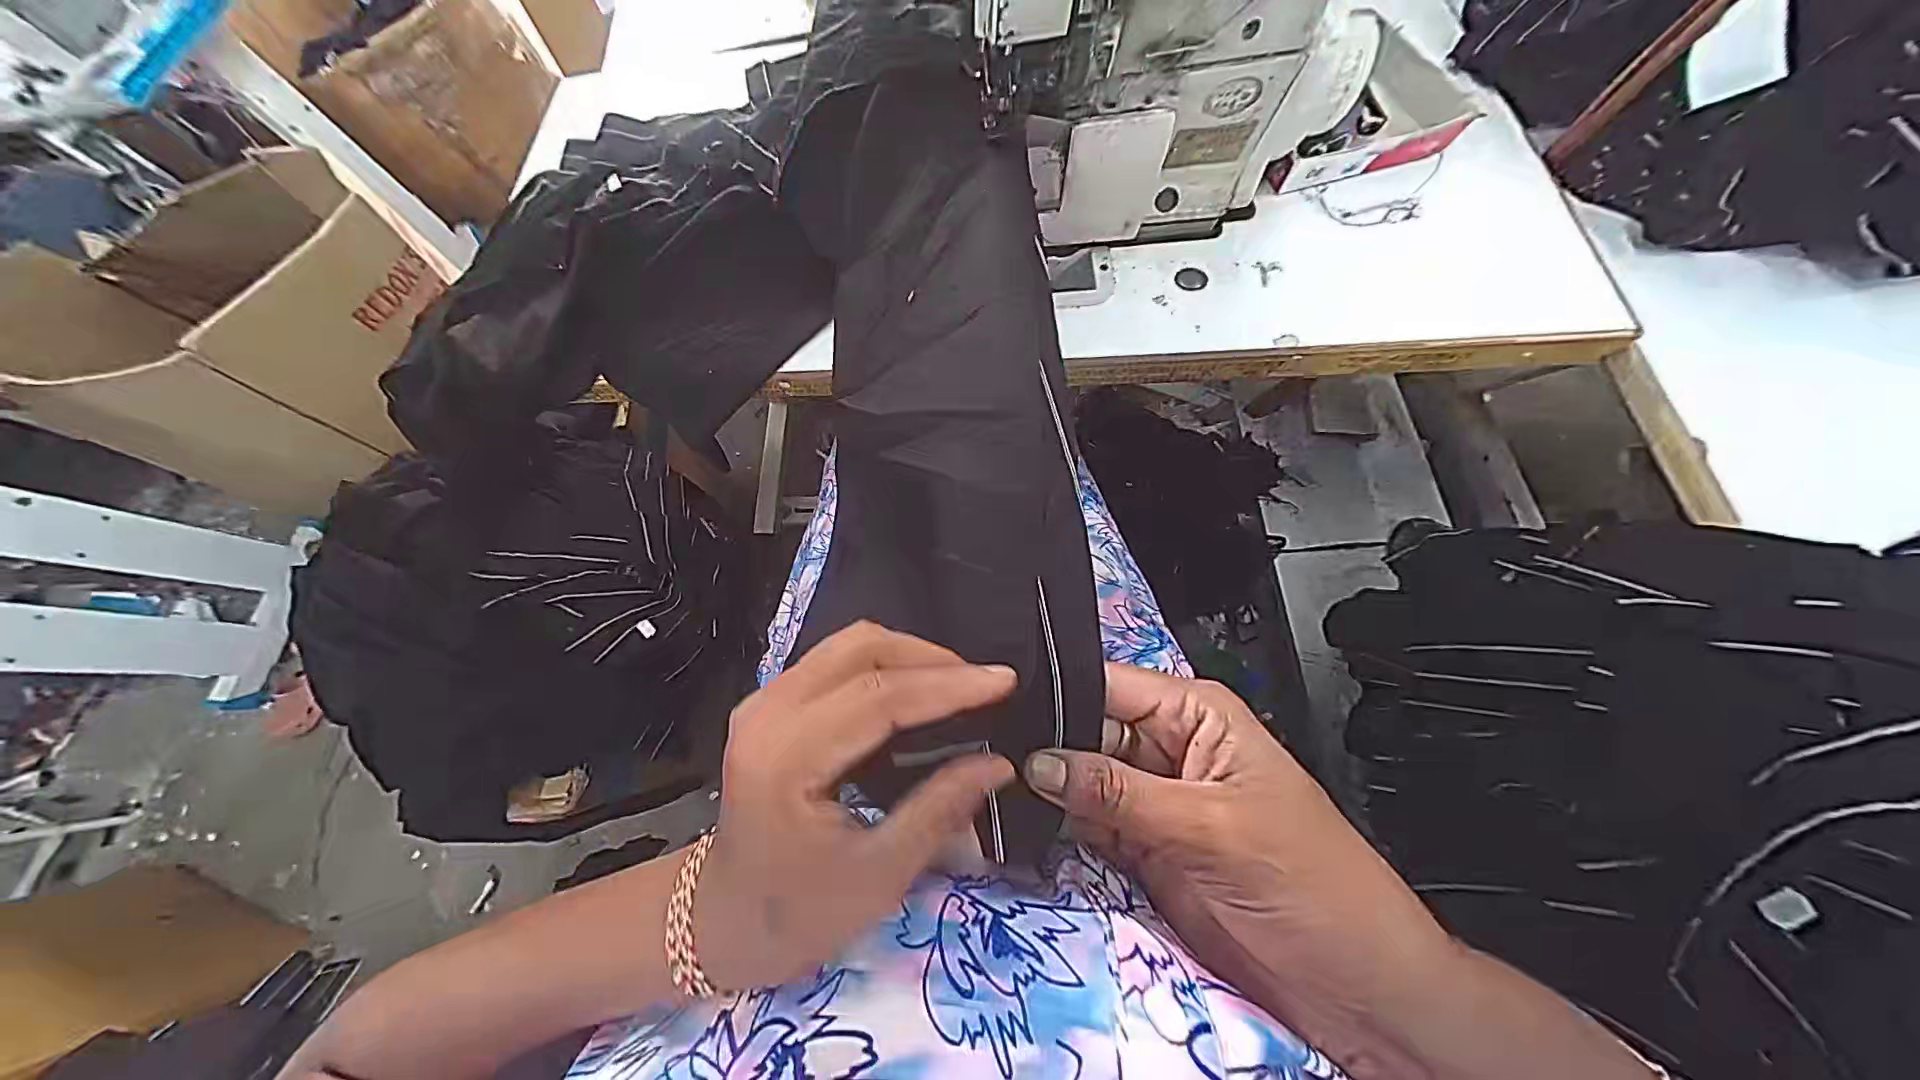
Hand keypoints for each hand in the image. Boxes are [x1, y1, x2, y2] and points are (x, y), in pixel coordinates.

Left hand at [694, 621, 1017, 991]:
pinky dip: (884, 665)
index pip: (879, 697)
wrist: (724, 920)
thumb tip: (998, 764)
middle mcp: (767, 714)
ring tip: (957, 685)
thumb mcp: (878, 875)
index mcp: (786, 758)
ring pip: (849, 645)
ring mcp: (763, 702)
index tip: (1002, 682)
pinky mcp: (770, 703)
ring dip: (910, 656)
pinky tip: (915, 690)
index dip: (948, 685)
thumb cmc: (797, 912)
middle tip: (982, 685)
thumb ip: (940, 809)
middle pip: (862, 650)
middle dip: (932, 660)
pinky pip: (836, 660)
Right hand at [1024, 662, 1455, 1072]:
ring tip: (996, 792)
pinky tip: (1022, 826)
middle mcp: (1167, 748)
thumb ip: (1119, 793)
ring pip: (1080, 780)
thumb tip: (1040, 762)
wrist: (1356, 988)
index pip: (1111, 686)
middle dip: (1045, 747)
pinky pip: (1086, 826)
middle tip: (990, 761)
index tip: (1002, 712)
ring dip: (1045, 790)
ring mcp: (1151, 801)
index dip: (1060, 695)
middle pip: (1086, 730)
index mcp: (1195, 714)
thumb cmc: (1313, 887)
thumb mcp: (1212, 828)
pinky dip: (1058, 828)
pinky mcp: (1141, 848)